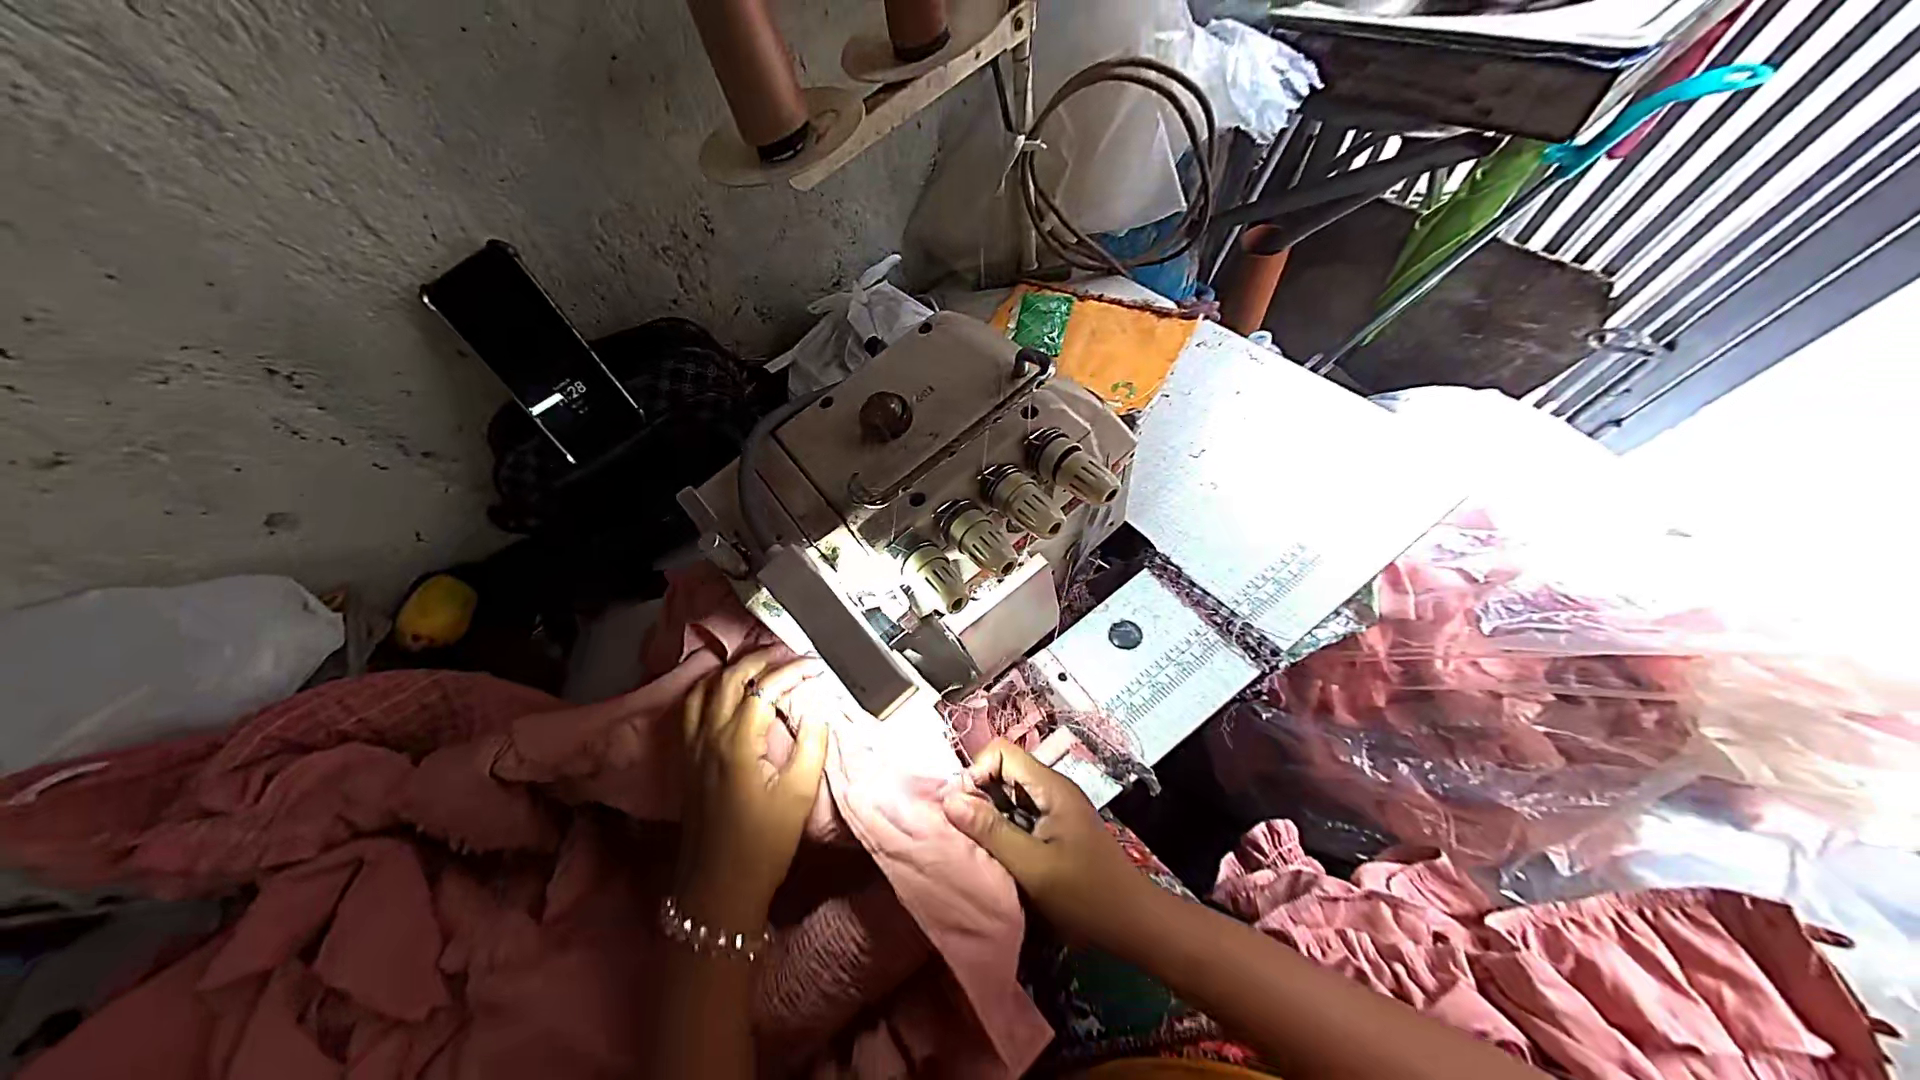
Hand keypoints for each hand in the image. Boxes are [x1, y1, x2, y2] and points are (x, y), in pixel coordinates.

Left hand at [677, 648, 829, 929]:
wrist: (718, 888)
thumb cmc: (764, 843)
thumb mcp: (799, 794)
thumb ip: (812, 744)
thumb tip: (817, 708)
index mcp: (737, 742)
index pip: (765, 688)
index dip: (793, 671)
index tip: (817, 666)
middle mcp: (709, 736)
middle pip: (730, 678)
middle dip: (762, 659)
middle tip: (791, 656)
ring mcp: (692, 746)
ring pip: (706, 688)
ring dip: (734, 669)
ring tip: (762, 665)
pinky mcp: (686, 758)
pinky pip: (693, 707)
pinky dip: (711, 687)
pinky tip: (727, 691)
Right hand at [943, 738, 1160, 949]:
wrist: (1135, 924)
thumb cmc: (1086, 895)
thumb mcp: (1033, 867)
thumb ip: (991, 831)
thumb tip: (950, 798)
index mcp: (1050, 787)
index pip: (1001, 752)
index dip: (977, 773)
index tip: (965, 811)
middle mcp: (1051, 789)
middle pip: (1003, 771)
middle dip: (979, 796)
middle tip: (969, 835)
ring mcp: (1054, 809)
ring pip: (1008, 795)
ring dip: (989, 816)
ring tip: (981, 848)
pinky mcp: (1055, 828)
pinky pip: (1019, 815)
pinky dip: (1003, 830)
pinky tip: (1000, 857)